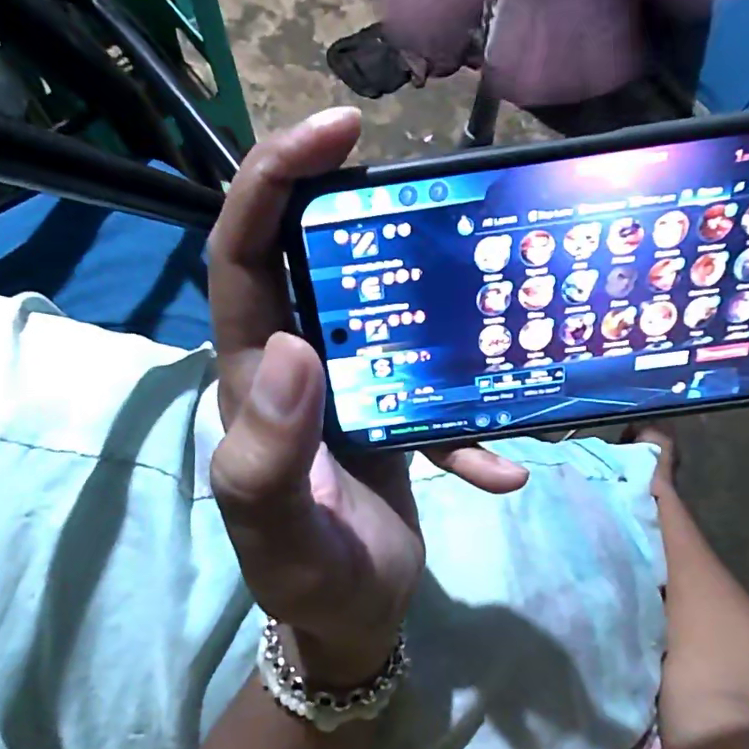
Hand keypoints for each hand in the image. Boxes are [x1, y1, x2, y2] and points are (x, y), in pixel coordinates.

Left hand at [208, 108, 527, 685]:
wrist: (354, 619)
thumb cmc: (307, 579)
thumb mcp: (279, 533)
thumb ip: (266, 456)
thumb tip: (295, 350)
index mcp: (253, 373)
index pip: (242, 254)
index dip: (274, 181)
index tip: (335, 129)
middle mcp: (297, 363)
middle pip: (317, 256)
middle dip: (359, 202)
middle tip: (429, 178)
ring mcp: (352, 384)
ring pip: (386, 307)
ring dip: (433, 289)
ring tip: (487, 276)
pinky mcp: (398, 412)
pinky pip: (440, 391)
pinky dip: (475, 422)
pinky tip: (505, 467)